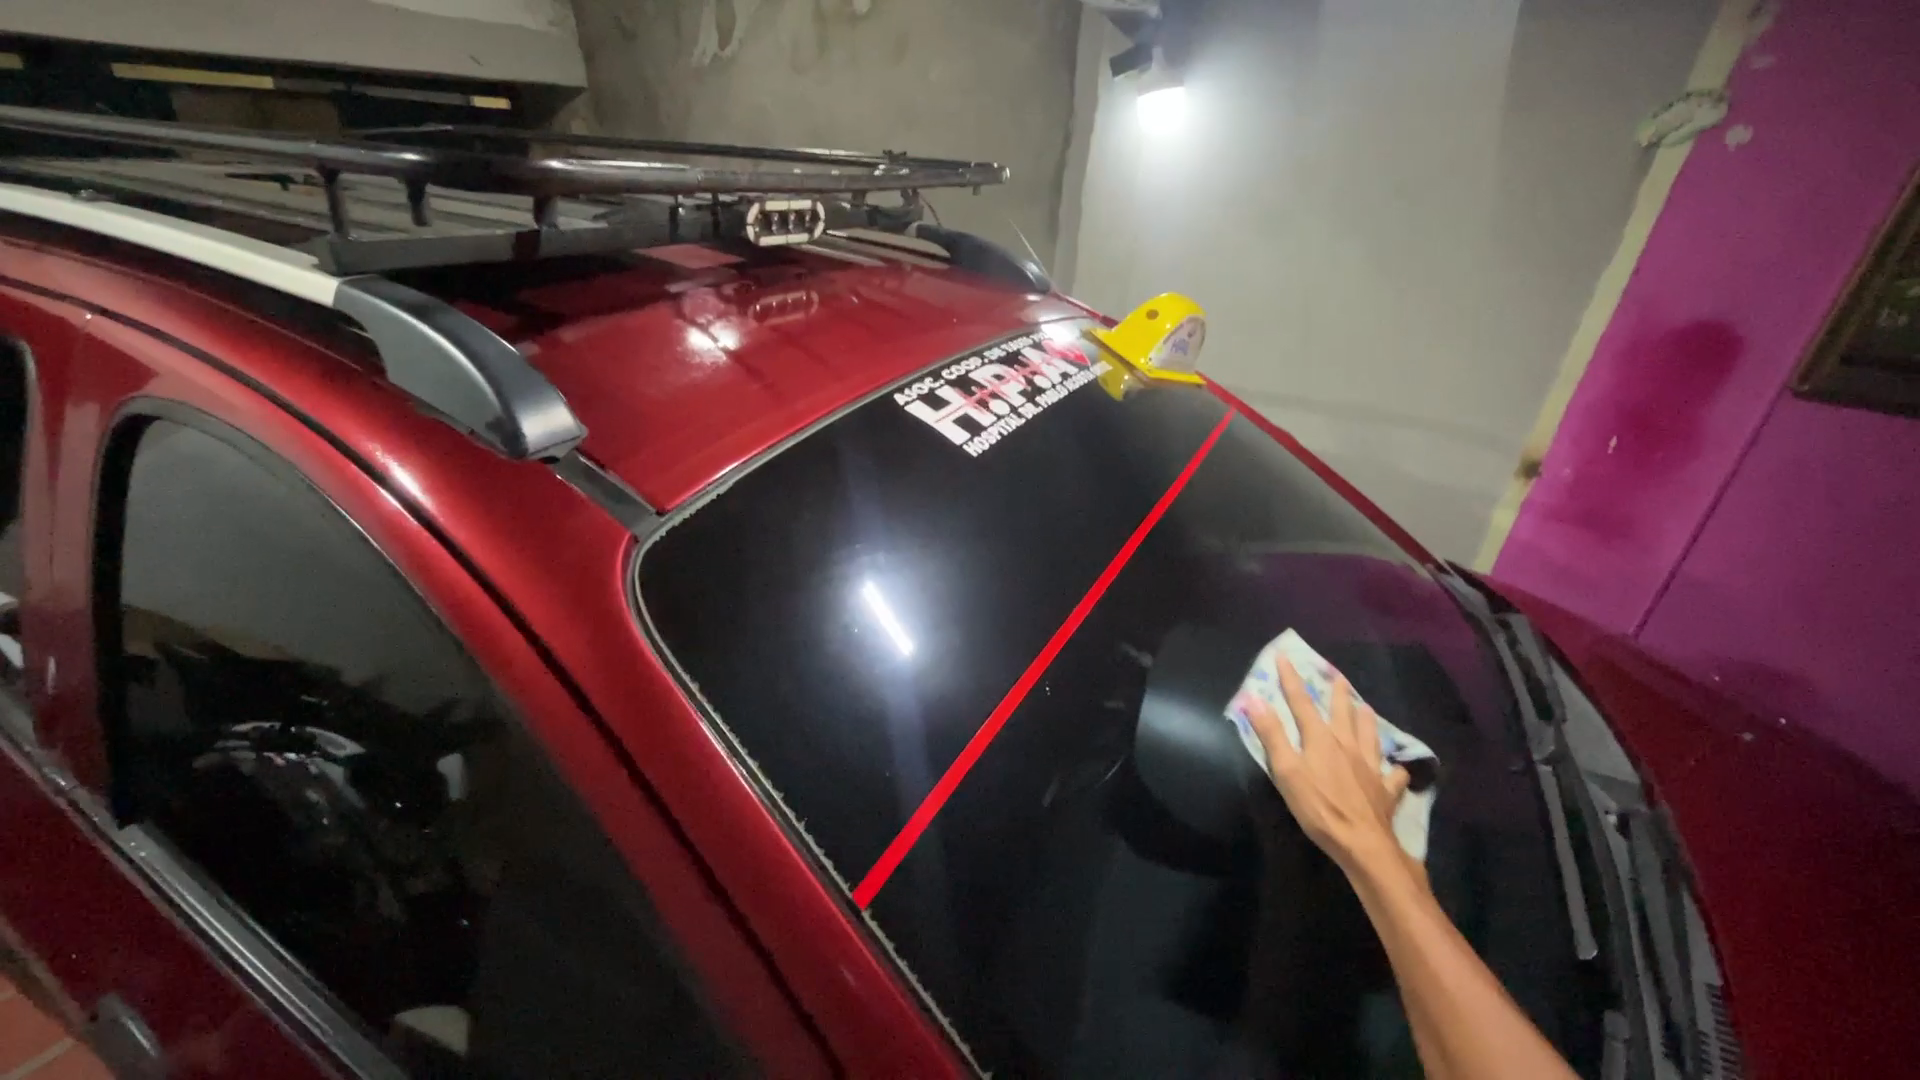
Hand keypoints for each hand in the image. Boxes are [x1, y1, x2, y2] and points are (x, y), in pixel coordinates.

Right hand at [1244, 662, 1410, 875]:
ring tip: (1367, 708)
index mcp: (1320, 739)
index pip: (1301, 702)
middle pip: (1342, 713)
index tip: (1284, 657)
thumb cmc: (1318, 807)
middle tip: (1337, 676)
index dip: (1291, 679)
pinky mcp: (1385, 789)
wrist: (1362, 843)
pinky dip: (1394, 769)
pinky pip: (1393, 775)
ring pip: (1370, 735)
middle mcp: (1347, 745)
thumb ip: (1271, 735)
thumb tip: (1253, 699)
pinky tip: (1397, 768)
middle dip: (1337, 692)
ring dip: (1367, 720)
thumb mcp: (1285, 771)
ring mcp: (1370, 767)